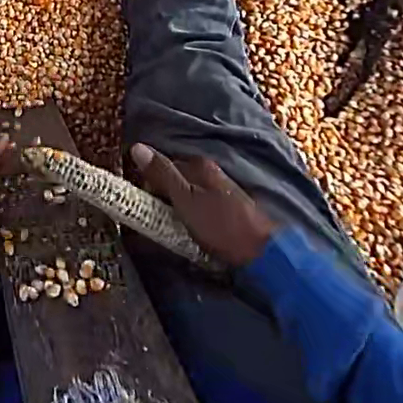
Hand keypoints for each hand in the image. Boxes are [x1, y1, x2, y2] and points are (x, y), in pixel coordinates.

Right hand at [131, 143, 275, 267]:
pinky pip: (202, 205)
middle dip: (165, 194)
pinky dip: (194, 214)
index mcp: (199, 166)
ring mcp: (223, 190)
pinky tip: (195, 229)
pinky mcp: (231, 209)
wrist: (265, 255)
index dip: (150, 182)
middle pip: (177, 178)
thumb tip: (137, 147)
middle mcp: (212, 172)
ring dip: (179, 206)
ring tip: (175, 226)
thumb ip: (162, 174)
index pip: (164, 165)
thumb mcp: (185, 200)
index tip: (145, 202)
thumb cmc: (221, 226)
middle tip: (159, 217)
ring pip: (190, 192)